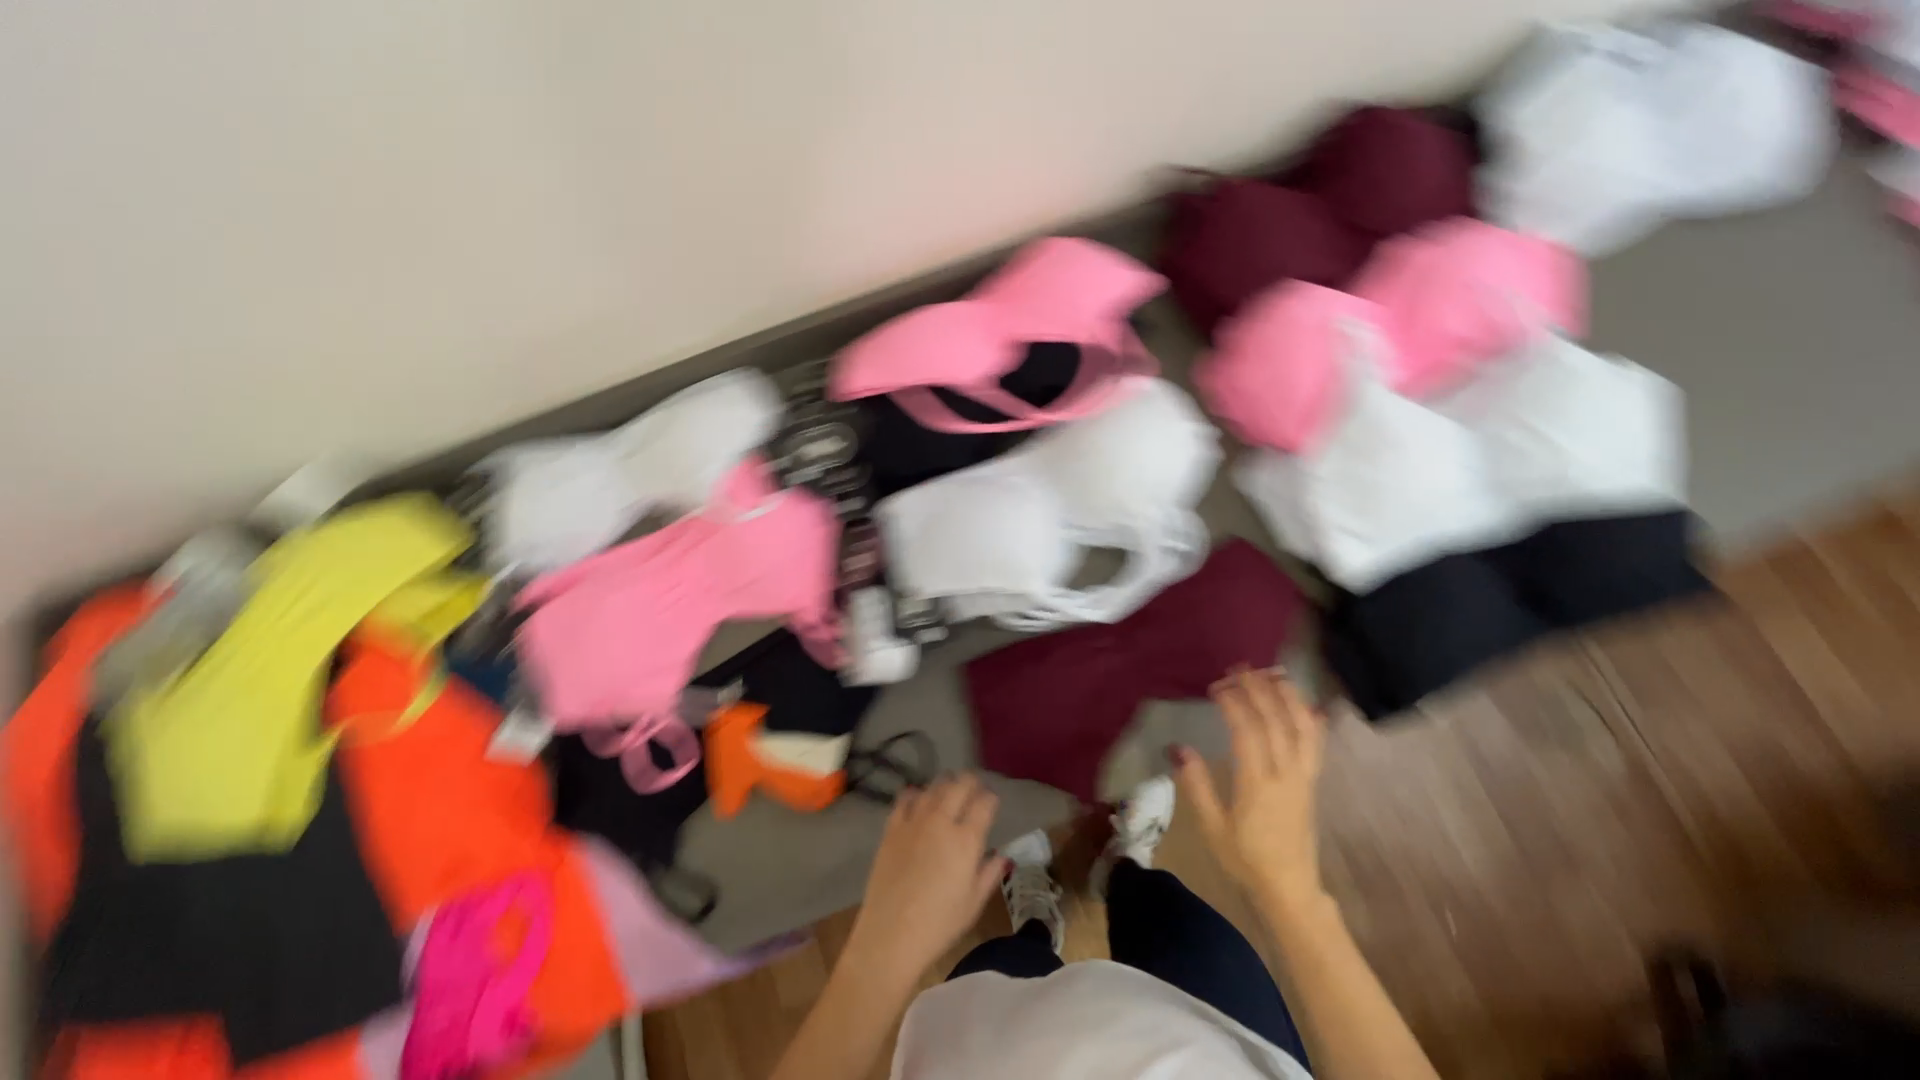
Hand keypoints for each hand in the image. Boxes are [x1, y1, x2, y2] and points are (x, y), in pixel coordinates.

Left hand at [842, 774, 1005, 987]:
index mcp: (967, 840)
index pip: (985, 803)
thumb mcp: (974, 903)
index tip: (992, 802)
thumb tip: (1002, 856)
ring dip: (945, 785)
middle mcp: (941, 822)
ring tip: (949, 791)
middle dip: (970, 783)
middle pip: (959, 786)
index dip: (991, 798)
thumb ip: (990, 873)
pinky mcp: (891, 829)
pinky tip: (917, 798)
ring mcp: (914, 823)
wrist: (891, 934)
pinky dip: (915, 794)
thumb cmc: (939, 924)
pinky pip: (904, 799)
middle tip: (974, 788)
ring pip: (933, 788)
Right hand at [1173, 666, 1327, 907]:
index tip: (1217, 686)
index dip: (1234, 704)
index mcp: (1257, 785)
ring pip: (1302, 729)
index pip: (1248, 732)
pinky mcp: (1312, 782)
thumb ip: (1197, 786)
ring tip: (1274, 674)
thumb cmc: (1245, 858)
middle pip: (1276, 723)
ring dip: (1288, 697)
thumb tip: (1178, 748)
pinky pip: (1316, 745)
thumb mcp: (1213, 827)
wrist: (1289, 886)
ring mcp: (1304, 778)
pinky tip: (1307, 705)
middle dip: (1258, 691)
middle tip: (1240, 669)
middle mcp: (1286, 775)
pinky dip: (1313, 721)